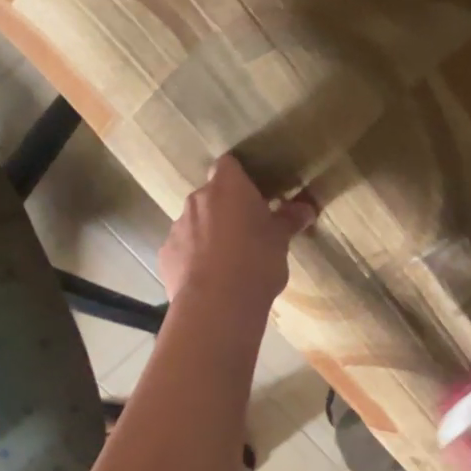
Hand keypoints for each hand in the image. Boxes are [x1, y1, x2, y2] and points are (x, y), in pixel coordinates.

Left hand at [158, 155, 316, 308]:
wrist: (217, 305)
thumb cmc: (256, 262)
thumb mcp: (280, 241)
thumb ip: (288, 221)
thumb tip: (305, 209)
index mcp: (227, 187)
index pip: (229, 165)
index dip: (240, 179)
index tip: (254, 197)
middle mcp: (197, 200)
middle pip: (210, 196)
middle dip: (224, 210)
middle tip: (245, 234)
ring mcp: (176, 227)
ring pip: (194, 224)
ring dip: (207, 235)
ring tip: (226, 264)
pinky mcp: (165, 256)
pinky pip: (182, 250)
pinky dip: (193, 260)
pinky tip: (208, 281)